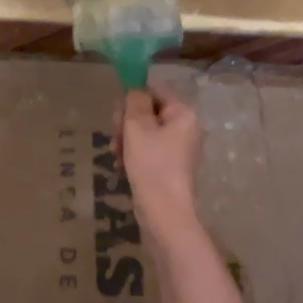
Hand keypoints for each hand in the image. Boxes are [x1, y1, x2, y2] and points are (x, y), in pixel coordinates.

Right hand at [115, 84, 204, 246]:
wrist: (164, 213)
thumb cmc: (152, 165)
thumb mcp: (137, 128)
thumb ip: (135, 102)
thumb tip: (135, 89)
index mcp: (184, 113)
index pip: (156, 89)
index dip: (134, 95)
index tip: (117, 110)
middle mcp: (186, 127)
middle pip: (149, 110)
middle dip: (128, 121)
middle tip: (115, 135)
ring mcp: (179, 148)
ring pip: (145, 131)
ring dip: (127, 139)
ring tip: (116, 154)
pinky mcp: (170, 165)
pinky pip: (148, 149)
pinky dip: (133, 154)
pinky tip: (122, 166)